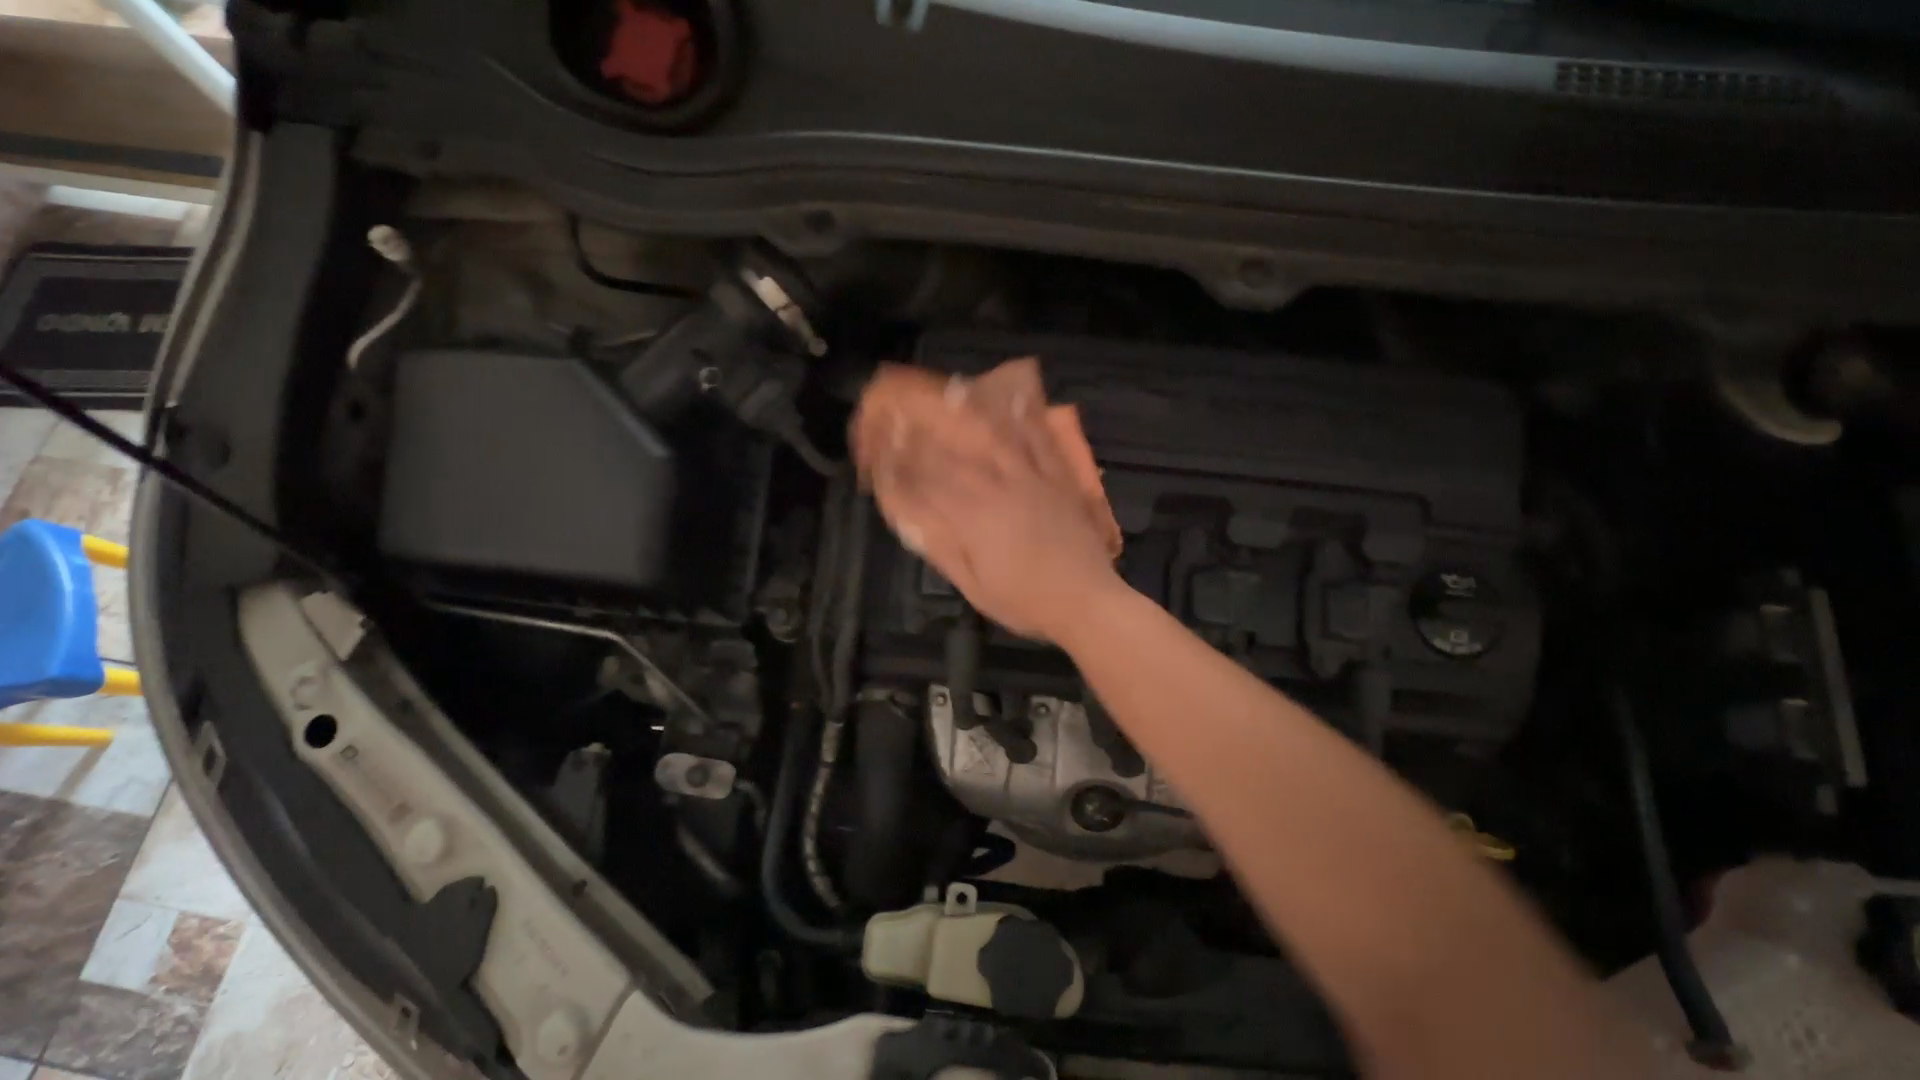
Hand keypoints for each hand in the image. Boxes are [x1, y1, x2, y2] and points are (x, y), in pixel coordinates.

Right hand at [852, 362, 1123, 643]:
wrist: (1088, 601)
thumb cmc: (1024, 601)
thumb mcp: (971, 582)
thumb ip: (937, 542)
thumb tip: (905, 510)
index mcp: (972, 513)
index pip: (924, 474)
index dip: (896, 453)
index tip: (876, 435)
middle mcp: (999, 483)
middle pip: (953, 443)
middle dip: (921, 419)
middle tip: (897, 400)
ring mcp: (1031, 475)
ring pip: (993, 431)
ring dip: (966, 406)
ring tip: (946, 385)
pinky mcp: (1058, 476)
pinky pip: (1038, 436)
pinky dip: (1023, 411)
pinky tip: (1014, 388)